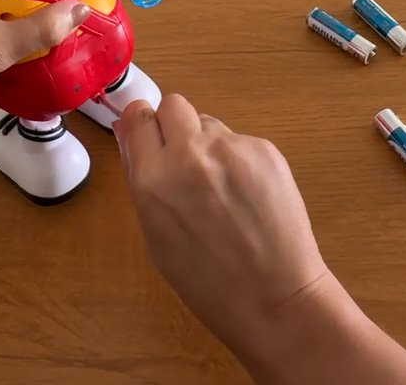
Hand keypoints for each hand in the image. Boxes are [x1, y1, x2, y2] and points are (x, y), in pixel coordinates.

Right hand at [116, 95, 347, 373]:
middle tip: (184, 156)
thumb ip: (141, 178)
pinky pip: (240, 140)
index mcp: (153, 179)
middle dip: (174, 124)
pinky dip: (239, 160)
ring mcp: (230, 147)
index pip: (138, 115)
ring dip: (208, 144)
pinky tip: (248, 195)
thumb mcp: (155, 235)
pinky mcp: (264, 148)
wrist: (275, 299)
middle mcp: (188, 154)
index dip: (143, 125)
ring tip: (222, 188)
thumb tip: (130, 134)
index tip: (149, 135)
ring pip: (209, 123)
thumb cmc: (208, 282)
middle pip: (173, 104)